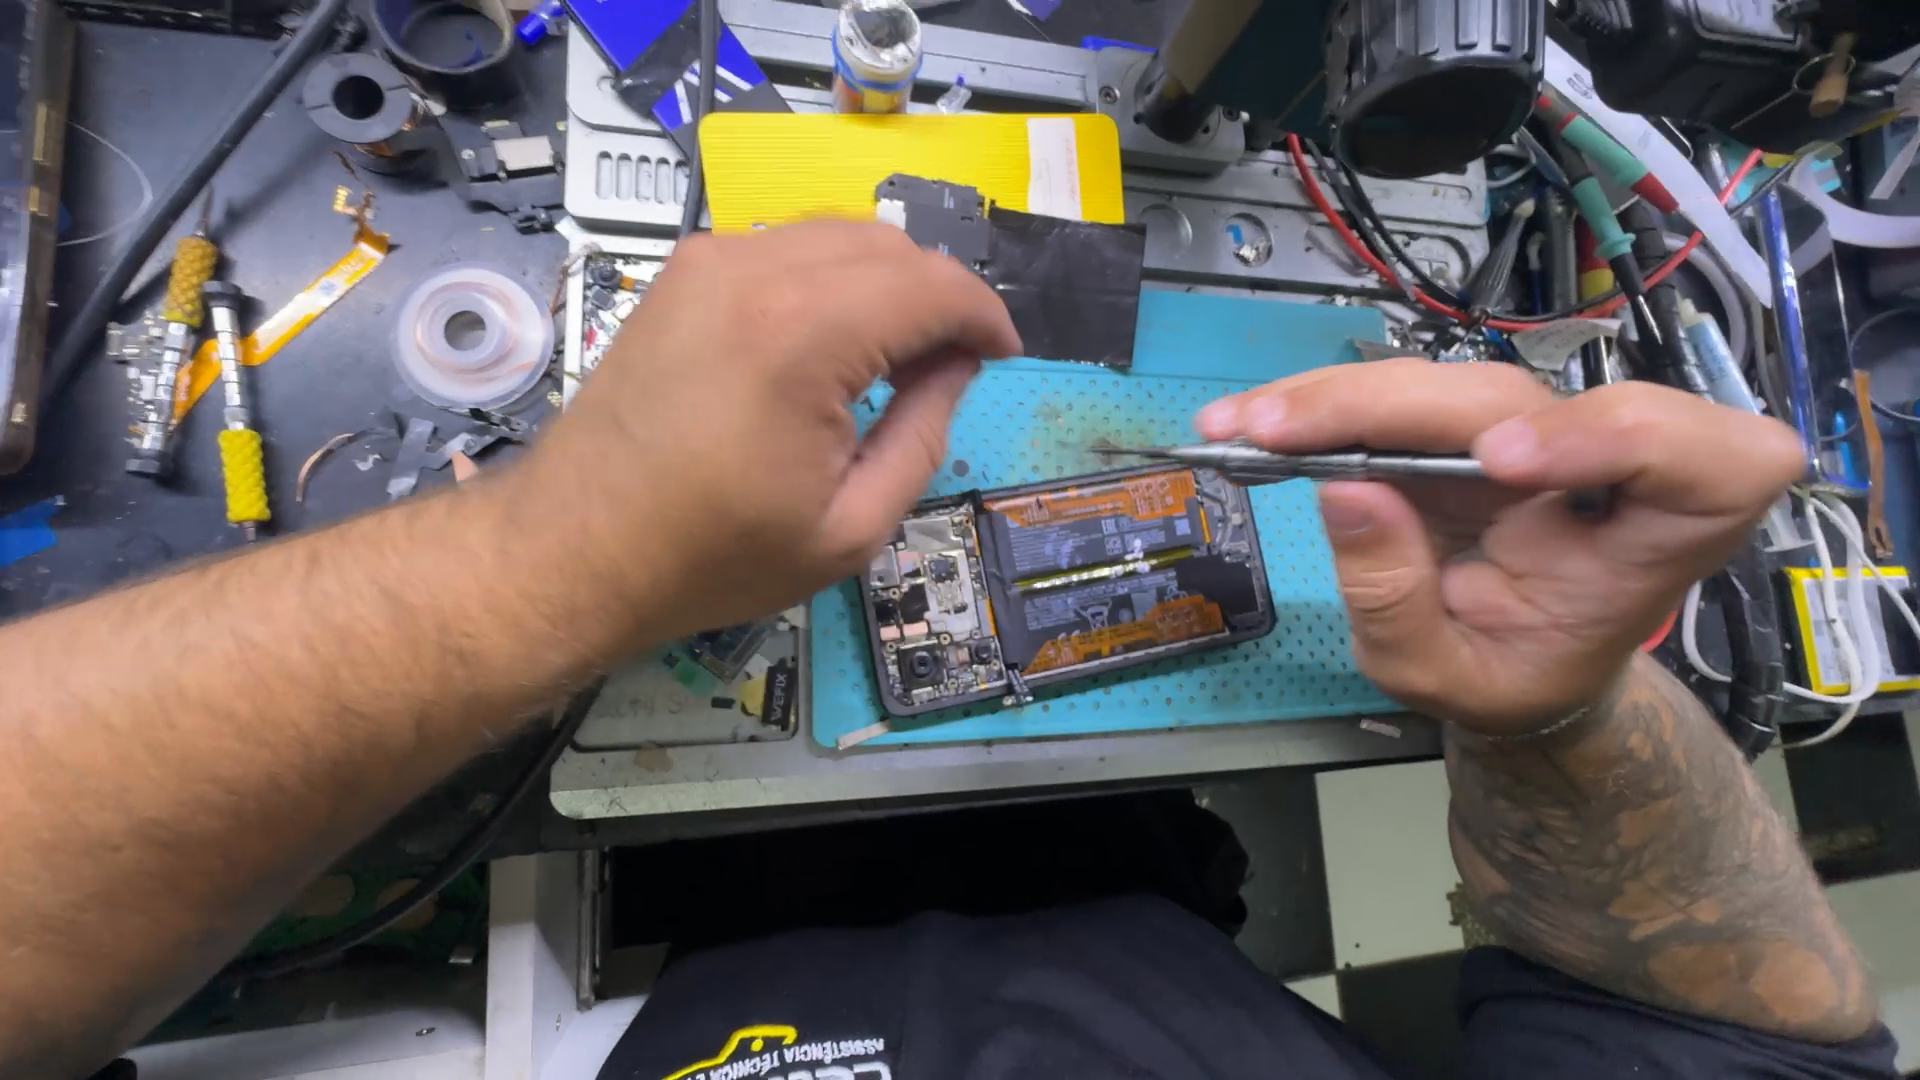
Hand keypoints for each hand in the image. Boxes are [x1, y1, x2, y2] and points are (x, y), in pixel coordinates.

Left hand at [511, 221, 1019, 643]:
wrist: (578, 548)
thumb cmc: (717, 556)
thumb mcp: (852, 526)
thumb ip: (924, 435)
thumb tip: (955, 367)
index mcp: (803, 336)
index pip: (932, 287)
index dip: (985, 315)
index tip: (1003, 353)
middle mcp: (755, 269)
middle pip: (892, 248)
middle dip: (942, 298)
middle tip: (955, 364)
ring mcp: (710, 260)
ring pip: (842, 238)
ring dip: (890, 285)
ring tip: (902, 355)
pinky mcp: (685, 272)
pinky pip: (789, 250)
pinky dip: (836, 281)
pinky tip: (838, 339)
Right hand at [1196, 359, 1804, 734]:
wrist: (1507, 665)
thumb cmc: (1499, 679)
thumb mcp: (1434, 673)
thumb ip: (1392, 598)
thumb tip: (1344, 489)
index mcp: (1646, 538)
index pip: (1696, 457)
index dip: (1613, 436)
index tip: (1499, 462)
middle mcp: (1593, 468)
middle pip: (1504, 398)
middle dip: (1381, 408)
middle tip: (1272, 431)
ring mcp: (1520, 437)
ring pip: (1435, 384)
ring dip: (1329, 399)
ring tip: (1238, 426)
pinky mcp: (1458, 432)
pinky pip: (1395, 399)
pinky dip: (1320, 408)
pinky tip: (1252, 422)